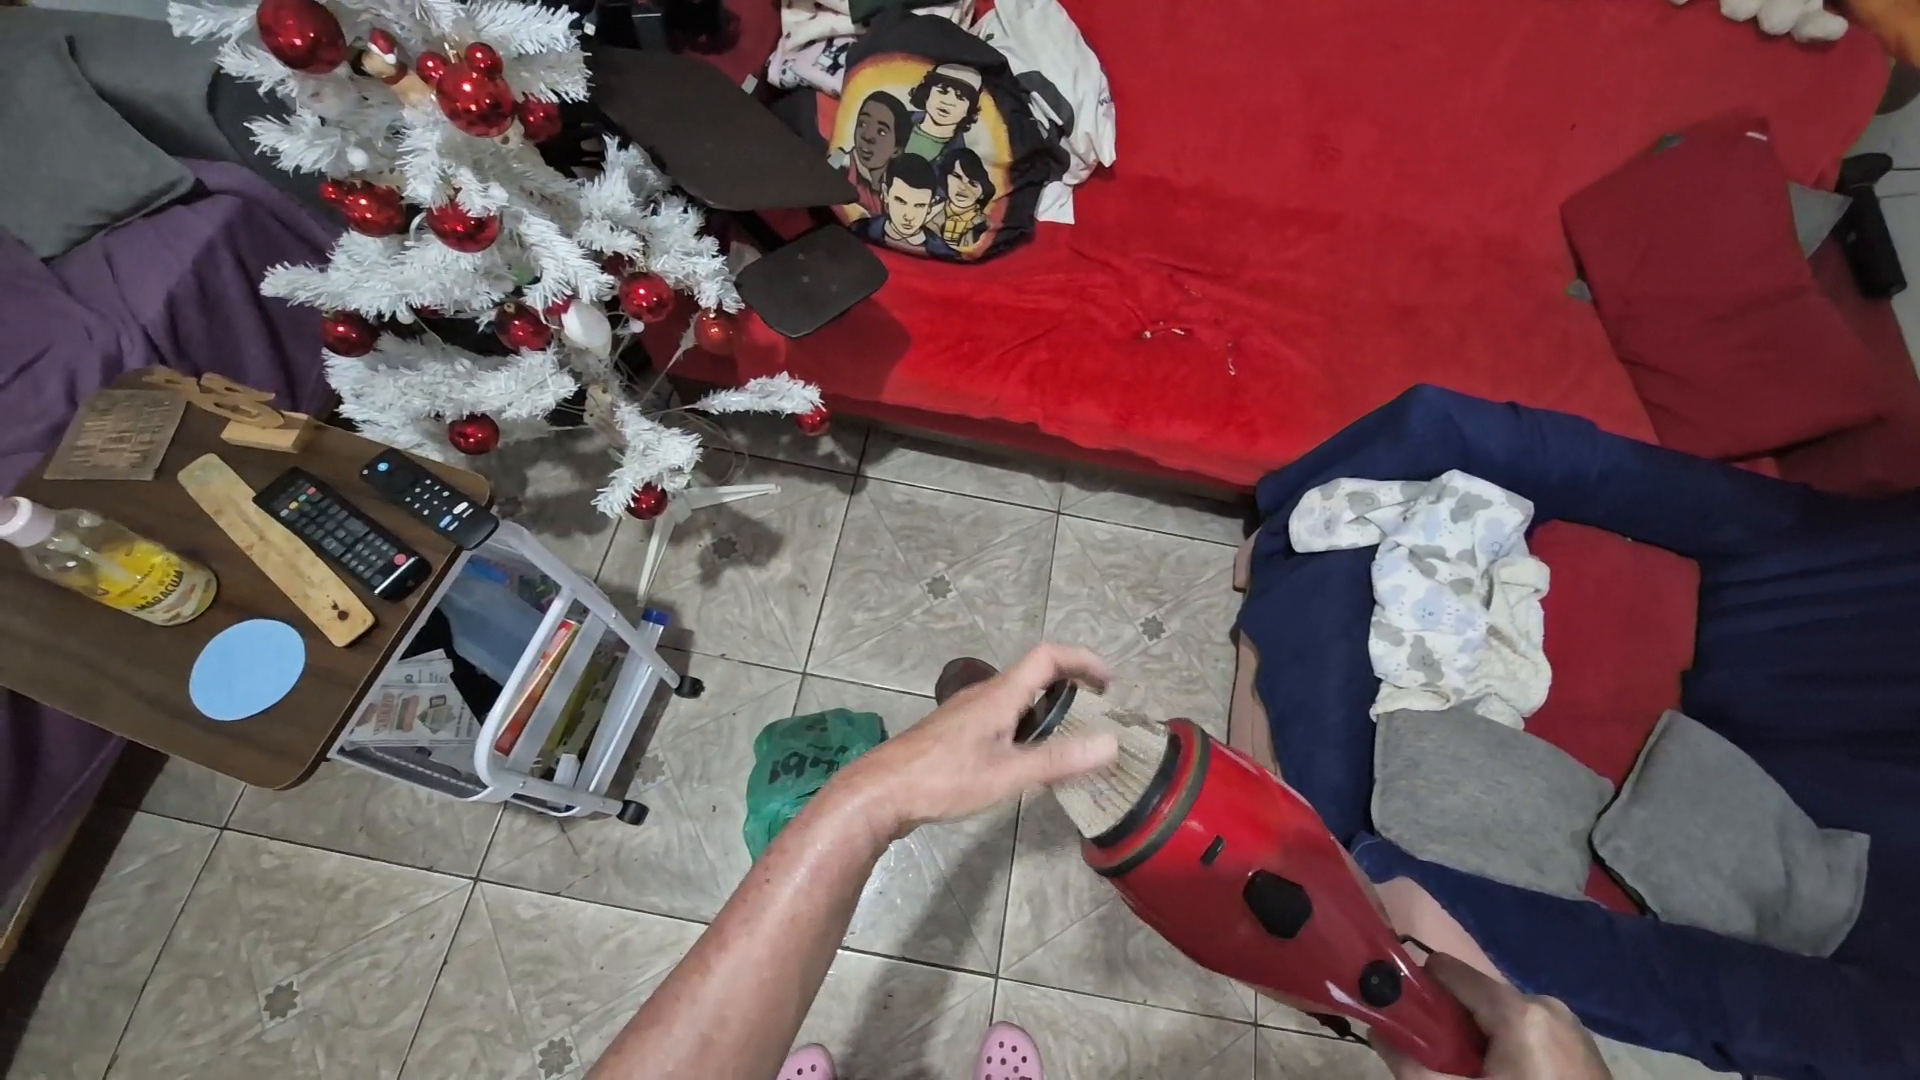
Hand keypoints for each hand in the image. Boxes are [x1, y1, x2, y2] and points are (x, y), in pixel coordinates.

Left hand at [831, 643, 1118, 839]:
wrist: (883, 790)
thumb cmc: (945, 779)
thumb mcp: (1008, 774)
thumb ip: (1058, 759)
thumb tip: (1110, 743)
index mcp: (1001, 695)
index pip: (1049, 656)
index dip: (1083, 659)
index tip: (1110, 683)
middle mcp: (986, 694)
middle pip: (1036, 673)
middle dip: (1072, 684)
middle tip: (1098, 712)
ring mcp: (969, 712)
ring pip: (1019, 696)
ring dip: (1050, 707)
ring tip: (1072, 739)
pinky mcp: (957, 731)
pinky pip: (1004, 715)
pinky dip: (1028, 724)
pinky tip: (1029, 758)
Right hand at [1375, 953, 1609, 1078]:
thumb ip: (1410, 1066)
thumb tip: (1375, 1031)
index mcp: (1517, 1010)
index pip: (1444, 968)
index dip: (1421, 993)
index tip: (1415, 1028)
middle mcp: (1545, 1004)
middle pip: (1472, 993)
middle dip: (1453, 1024)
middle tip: (1452, 1066)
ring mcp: (1570, 1025)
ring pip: (1498, 1013)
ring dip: (1480, 1038)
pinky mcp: (1585, 1047)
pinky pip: (1527, 1029)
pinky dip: (1509, 1048)